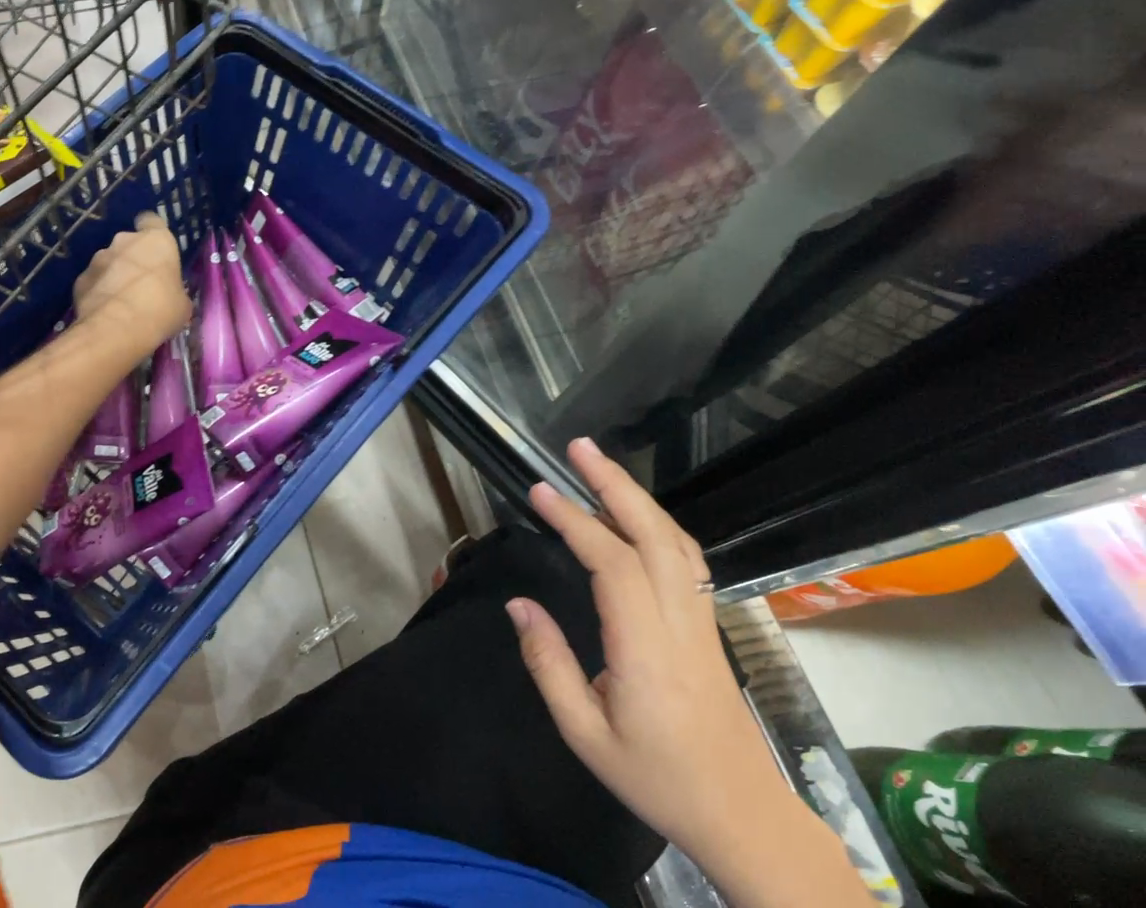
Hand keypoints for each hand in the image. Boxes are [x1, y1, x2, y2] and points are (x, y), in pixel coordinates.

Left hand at [73, 211, 191, 355]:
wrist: (116, 329)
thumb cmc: (160, 311)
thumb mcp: (181, 304)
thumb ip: (174, 290)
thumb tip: (170, 295)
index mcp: (156, 240)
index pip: (152, 221)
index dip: (152, 233)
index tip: (155, 250)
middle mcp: (125, 240)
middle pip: (129, 244)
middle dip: (133, 259)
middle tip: (141, 284)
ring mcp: (98, 258)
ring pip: (108, 262)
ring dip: (114, 275)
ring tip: (120, 301)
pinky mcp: (81, 278)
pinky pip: (93, 281)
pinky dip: (98, 292)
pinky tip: (104, 311)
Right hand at [509, 439, 799, 861]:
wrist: (742, 814)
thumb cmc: (657, 779)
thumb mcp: (584, 733)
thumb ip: (549, 664)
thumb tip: (520, 605)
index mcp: (645, 650)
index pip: (612, 565)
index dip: (575, 522)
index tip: (539, 491)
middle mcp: (680, 625)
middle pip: (654, 537)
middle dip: (616, 486)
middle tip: (580, 448)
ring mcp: (702, 624)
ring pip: (678, 545)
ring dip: (640, 500)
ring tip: (602, 470)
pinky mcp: (710, 630)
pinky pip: (688, 564)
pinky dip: (659, 527)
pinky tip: (636, 520)